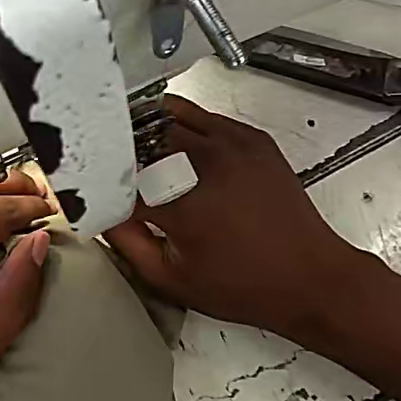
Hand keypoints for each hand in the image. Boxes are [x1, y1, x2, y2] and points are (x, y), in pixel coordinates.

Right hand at [104, 97, 385, 340]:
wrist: (310, 276)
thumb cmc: (247, 285)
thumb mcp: (172, 279)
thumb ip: (126, 243)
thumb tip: (102, 213)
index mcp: (180, 202)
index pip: (117, 176)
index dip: (97, 182)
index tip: (91, 188)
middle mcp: (204, 163)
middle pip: (139, 134)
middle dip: (120, 150)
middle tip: (111, 166)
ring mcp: (231, 144)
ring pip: (169, 115)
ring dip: (147, 131)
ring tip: (139, 152)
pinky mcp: (251, 138)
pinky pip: (203, 116)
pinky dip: (182, 126)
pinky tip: (177, 148)